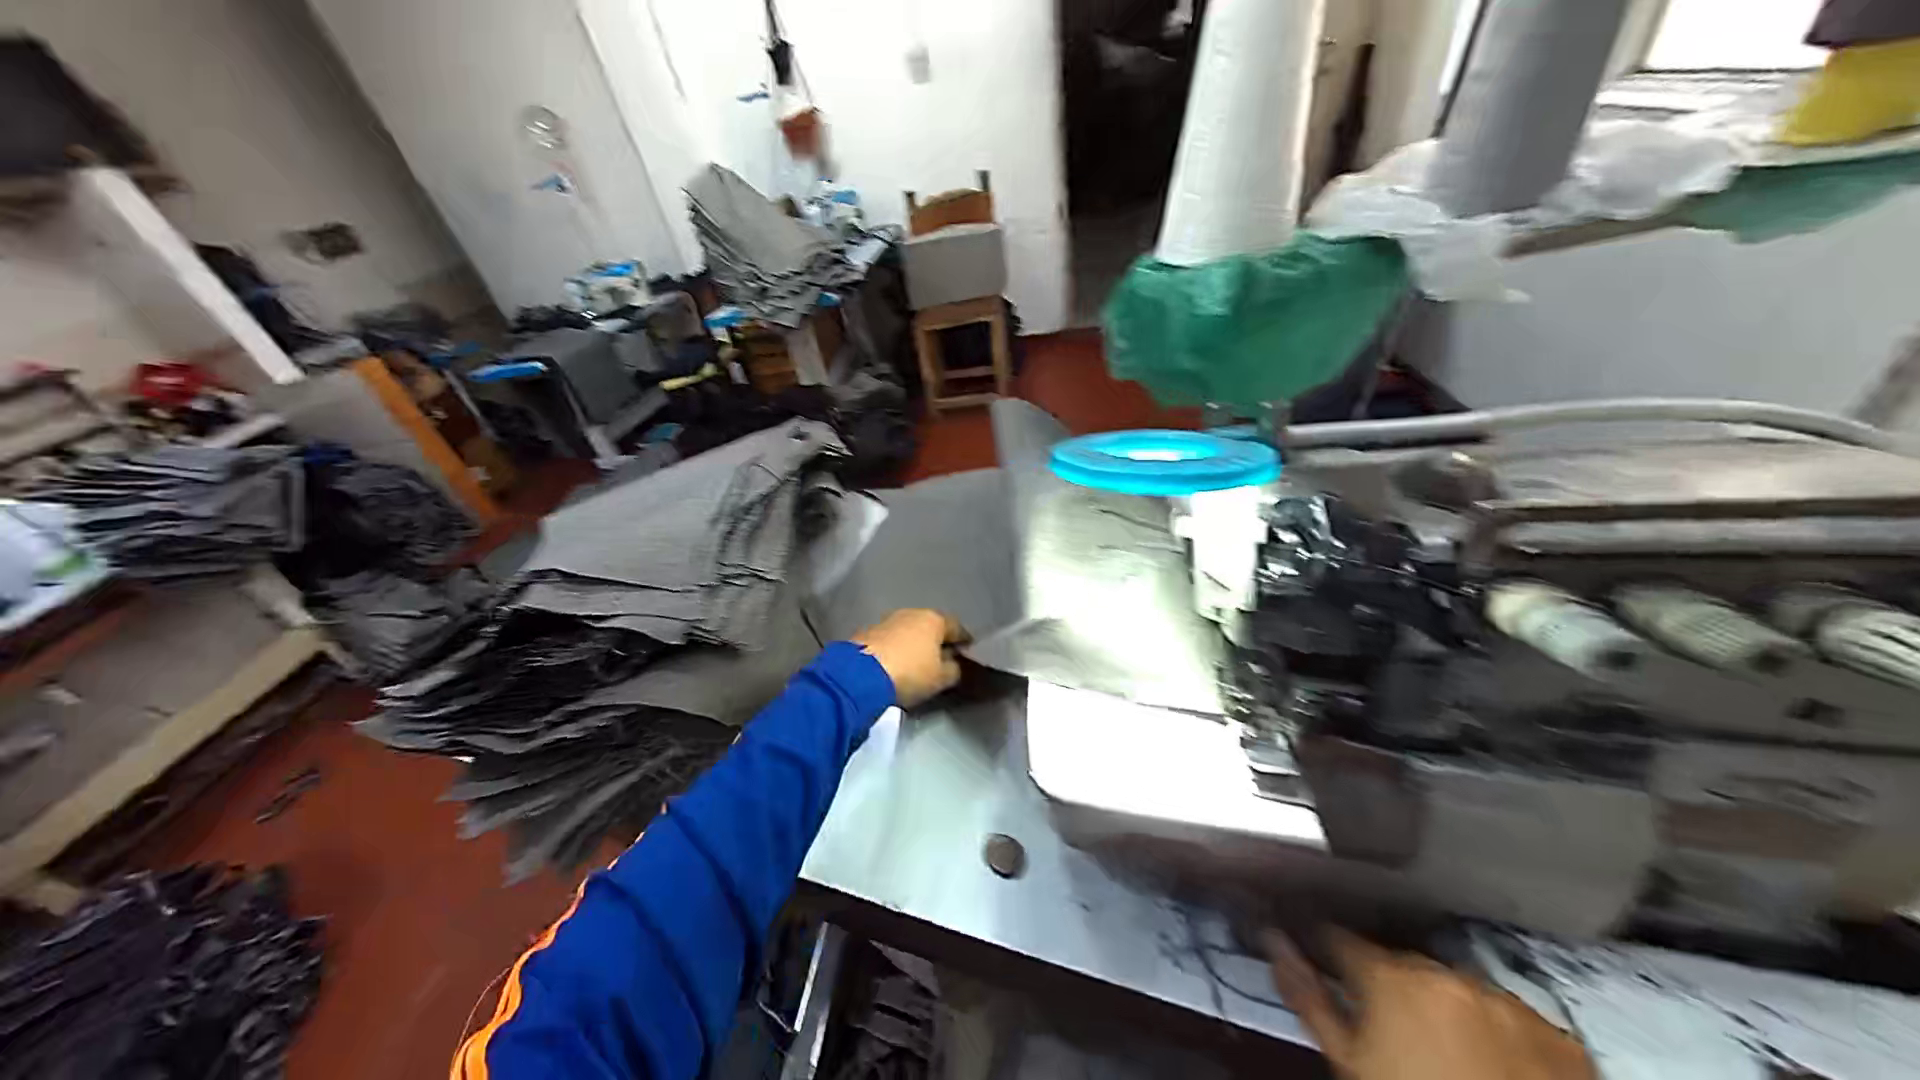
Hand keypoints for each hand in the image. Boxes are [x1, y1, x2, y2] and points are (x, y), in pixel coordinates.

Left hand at [851, 609, 968, 706]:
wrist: (860, 674)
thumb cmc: (910, 672)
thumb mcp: (941, 678)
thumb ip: (954, 669)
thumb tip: (953, 664)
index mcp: (934, 619)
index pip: (957, 627)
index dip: (964, 641)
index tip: (966, 653)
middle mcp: (911, 613)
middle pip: (930, 627)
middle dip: (936, 641)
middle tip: (941, 659)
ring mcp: (887, 620)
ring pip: (908, 631)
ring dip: (913, 644)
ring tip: (916, 663)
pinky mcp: (867, 632)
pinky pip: (890, 640)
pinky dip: (896, 649)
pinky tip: (895, 664)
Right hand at [1264, 929, 1593, 1079]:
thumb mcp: (1346, 1060)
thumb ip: (1306, 993)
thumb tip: (1272, 940)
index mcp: (1390, 976)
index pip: (1337, 934)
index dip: (1317, 936)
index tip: (1305, 939)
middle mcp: (1448, 974)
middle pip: (1398, 959)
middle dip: (1384, 978)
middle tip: (1380, 1018)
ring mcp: (1509, 1003)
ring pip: (1454, 984)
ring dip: (1439, 1001)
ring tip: (1439, 1046)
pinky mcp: (1562, 1039)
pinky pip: (1511, 1016)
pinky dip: (1495, 1030)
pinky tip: (1489, 1063)